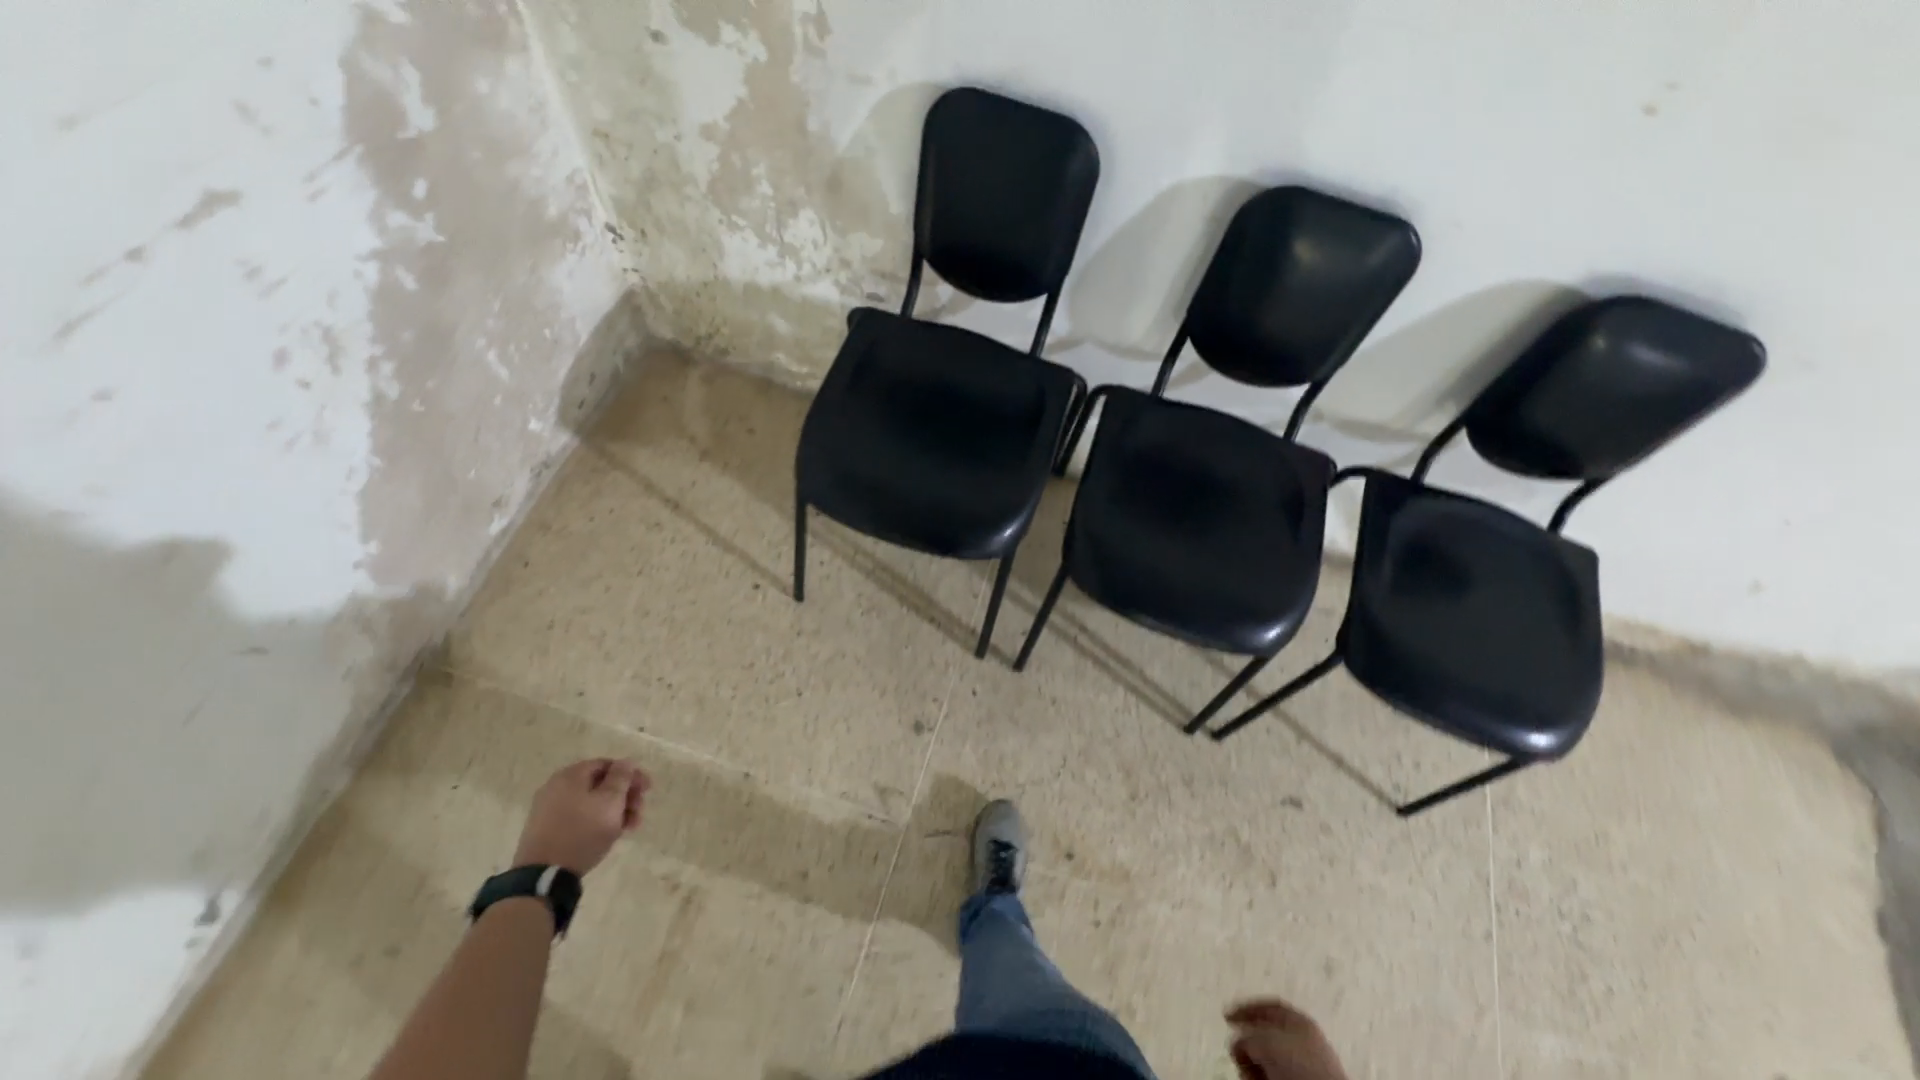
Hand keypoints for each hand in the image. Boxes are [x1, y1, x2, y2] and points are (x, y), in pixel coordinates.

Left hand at [511, 759, 649, 876]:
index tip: (647, 790)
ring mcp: (548, 807)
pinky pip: (578, 816)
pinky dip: (596, 820)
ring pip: (590, 802)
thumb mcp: (610, 802)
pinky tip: (607, 834)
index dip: (631, 775)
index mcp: (571, 775)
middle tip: (639, 813)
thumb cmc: (582, 833)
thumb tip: (626, 761)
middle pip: (599, 783)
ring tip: (628, 828)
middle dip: (624, 796)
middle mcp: (557, 786)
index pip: (607, 764)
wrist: (543, 874)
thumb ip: (621, 778)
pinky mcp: (546, 828)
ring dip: (613, 810)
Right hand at [1226, 999, 1347, 1079]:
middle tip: (1236, 1052)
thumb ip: (1246, 1037)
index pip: (1267, 1006)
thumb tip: (1238, 1045)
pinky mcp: (1301, 1079)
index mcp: (1298, 1019)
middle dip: (1247, 1044)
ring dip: (1252, 1062)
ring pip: (1267, 1056)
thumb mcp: (1265, 1043)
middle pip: (1264, 1033)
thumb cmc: (1297, 1065)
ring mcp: (1304, 1060)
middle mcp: (1302, 1036)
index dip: (1244, 1009)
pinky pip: (1274, 1072)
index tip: (1226, 1018)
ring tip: (1248, 1071)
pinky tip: (1257, 1079)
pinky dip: (1261, 1074)